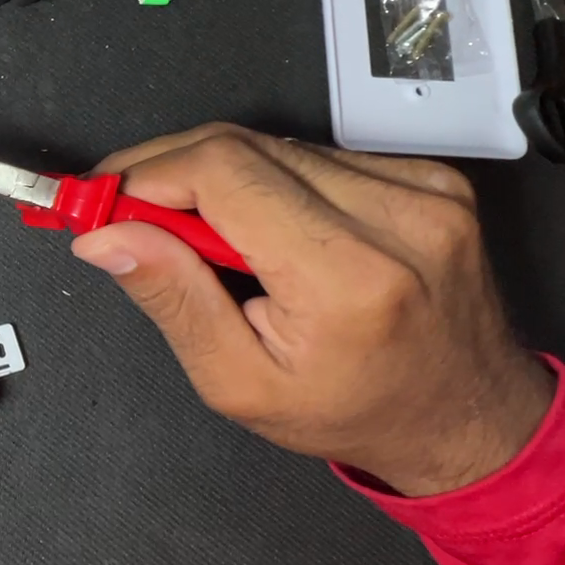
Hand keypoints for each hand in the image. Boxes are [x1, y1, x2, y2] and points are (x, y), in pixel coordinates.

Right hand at [68, 124, 553, 496]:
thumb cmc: (346, 411)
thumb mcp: (234, 380)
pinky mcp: (427, 178)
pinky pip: (305, 154)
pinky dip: (256, 178)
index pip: (220, 172)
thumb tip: (102, 237)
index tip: (96, 202)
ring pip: (266, 145)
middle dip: (159, 170)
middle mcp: (395, 215)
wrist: (468, 419)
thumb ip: (170, 299)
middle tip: (119, 210)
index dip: (143, 175)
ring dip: (205, 176)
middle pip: (236, 146)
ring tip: (185, 228)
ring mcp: (420, 190)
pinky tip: (250, 222)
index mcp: (347, 276)